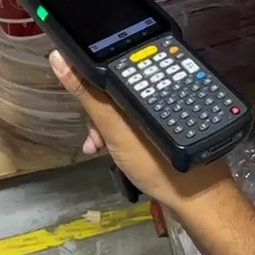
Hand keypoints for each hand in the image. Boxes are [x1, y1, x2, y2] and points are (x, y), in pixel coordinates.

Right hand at [49, 50, 254, 254]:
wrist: (194, 198)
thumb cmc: (154, 162)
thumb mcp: (113, 127)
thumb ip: (87, 93)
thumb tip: (60, 56)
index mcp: (146, 84)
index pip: (109, 69)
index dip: (89, 84)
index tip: (82, 107)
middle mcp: (156, 93)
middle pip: (115, 90)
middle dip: (98, 112)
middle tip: (96, 139)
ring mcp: (162, 112)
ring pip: (123, 108)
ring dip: (106, 127)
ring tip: (101, 149)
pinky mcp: (165, 128)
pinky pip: (134, 122)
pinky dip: (121, 134)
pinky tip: (115, 152)